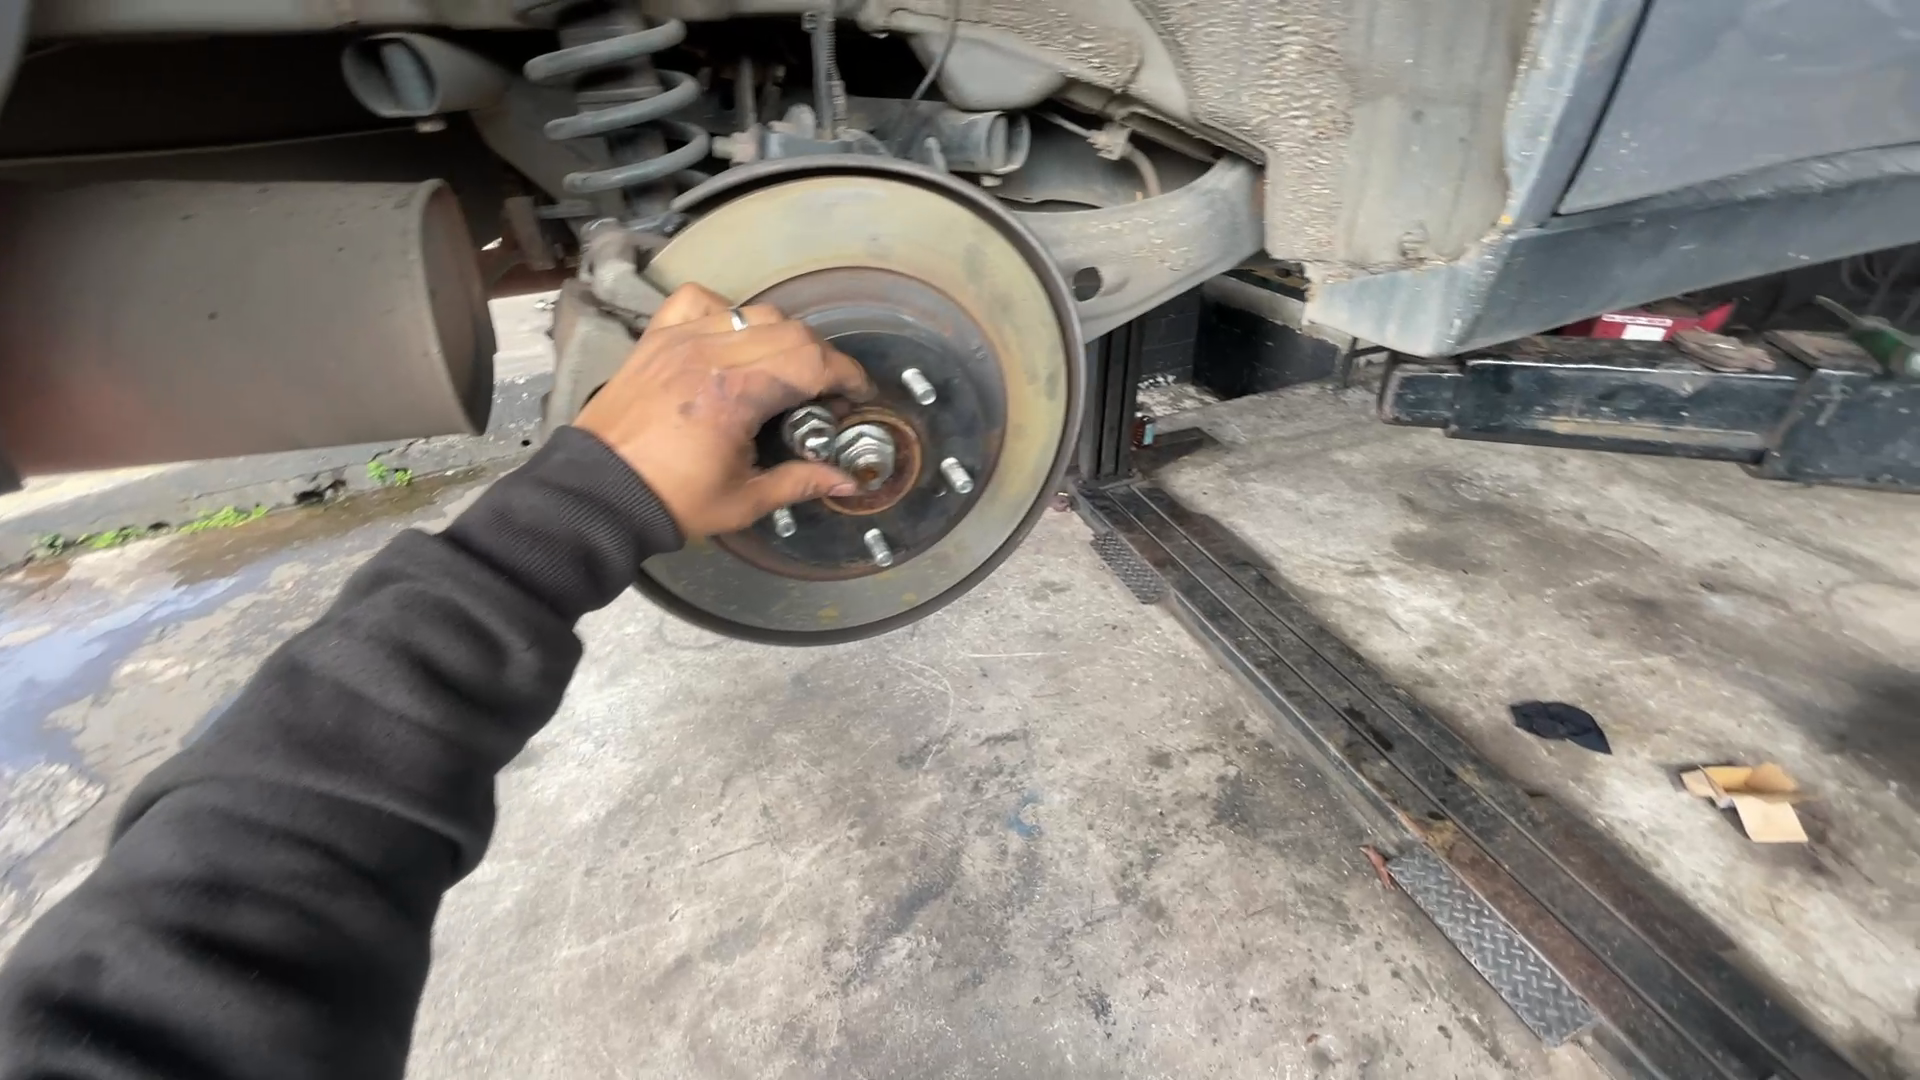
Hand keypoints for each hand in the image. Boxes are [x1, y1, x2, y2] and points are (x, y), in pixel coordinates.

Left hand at [574, 283, 874, 539]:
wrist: (599, 493)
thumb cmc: (673, 499)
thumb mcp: (747, 500)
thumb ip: (803, 482)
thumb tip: (850, 482)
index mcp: (736, 393)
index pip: (812, 362)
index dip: (848, 376)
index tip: (859, 395)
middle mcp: (711, 353)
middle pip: (793, 332)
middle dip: (824, 360)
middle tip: (829, 394)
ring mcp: (681, 338)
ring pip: (756, 313)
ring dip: (785, 337)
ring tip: (789, 371)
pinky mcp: (657, 337)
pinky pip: (701, 301)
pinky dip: (729, 311)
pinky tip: (735, 339)